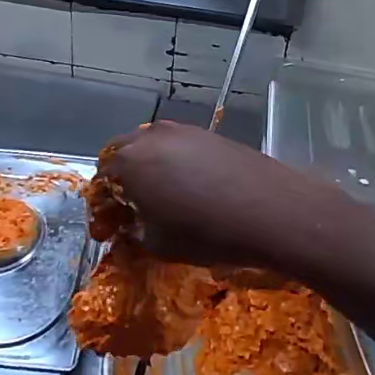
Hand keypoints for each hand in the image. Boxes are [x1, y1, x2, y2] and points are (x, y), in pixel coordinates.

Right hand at [99, 121, 374, 277]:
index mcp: (129, 160)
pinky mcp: (210, 133)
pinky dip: (174, 163)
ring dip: (149, 168)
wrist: (272, 211)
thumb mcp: (159, 244)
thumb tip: (133, 225)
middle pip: (124, 153)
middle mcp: (151, 136)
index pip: (102, 177)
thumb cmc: (208, 232)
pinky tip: (191, 187)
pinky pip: (178, 146)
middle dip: (124, 179)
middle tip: (133, 207)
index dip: (104, 203)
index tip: (111, 225)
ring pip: (152, 146)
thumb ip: (135, 231)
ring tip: (163, 197)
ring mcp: (183, 130)